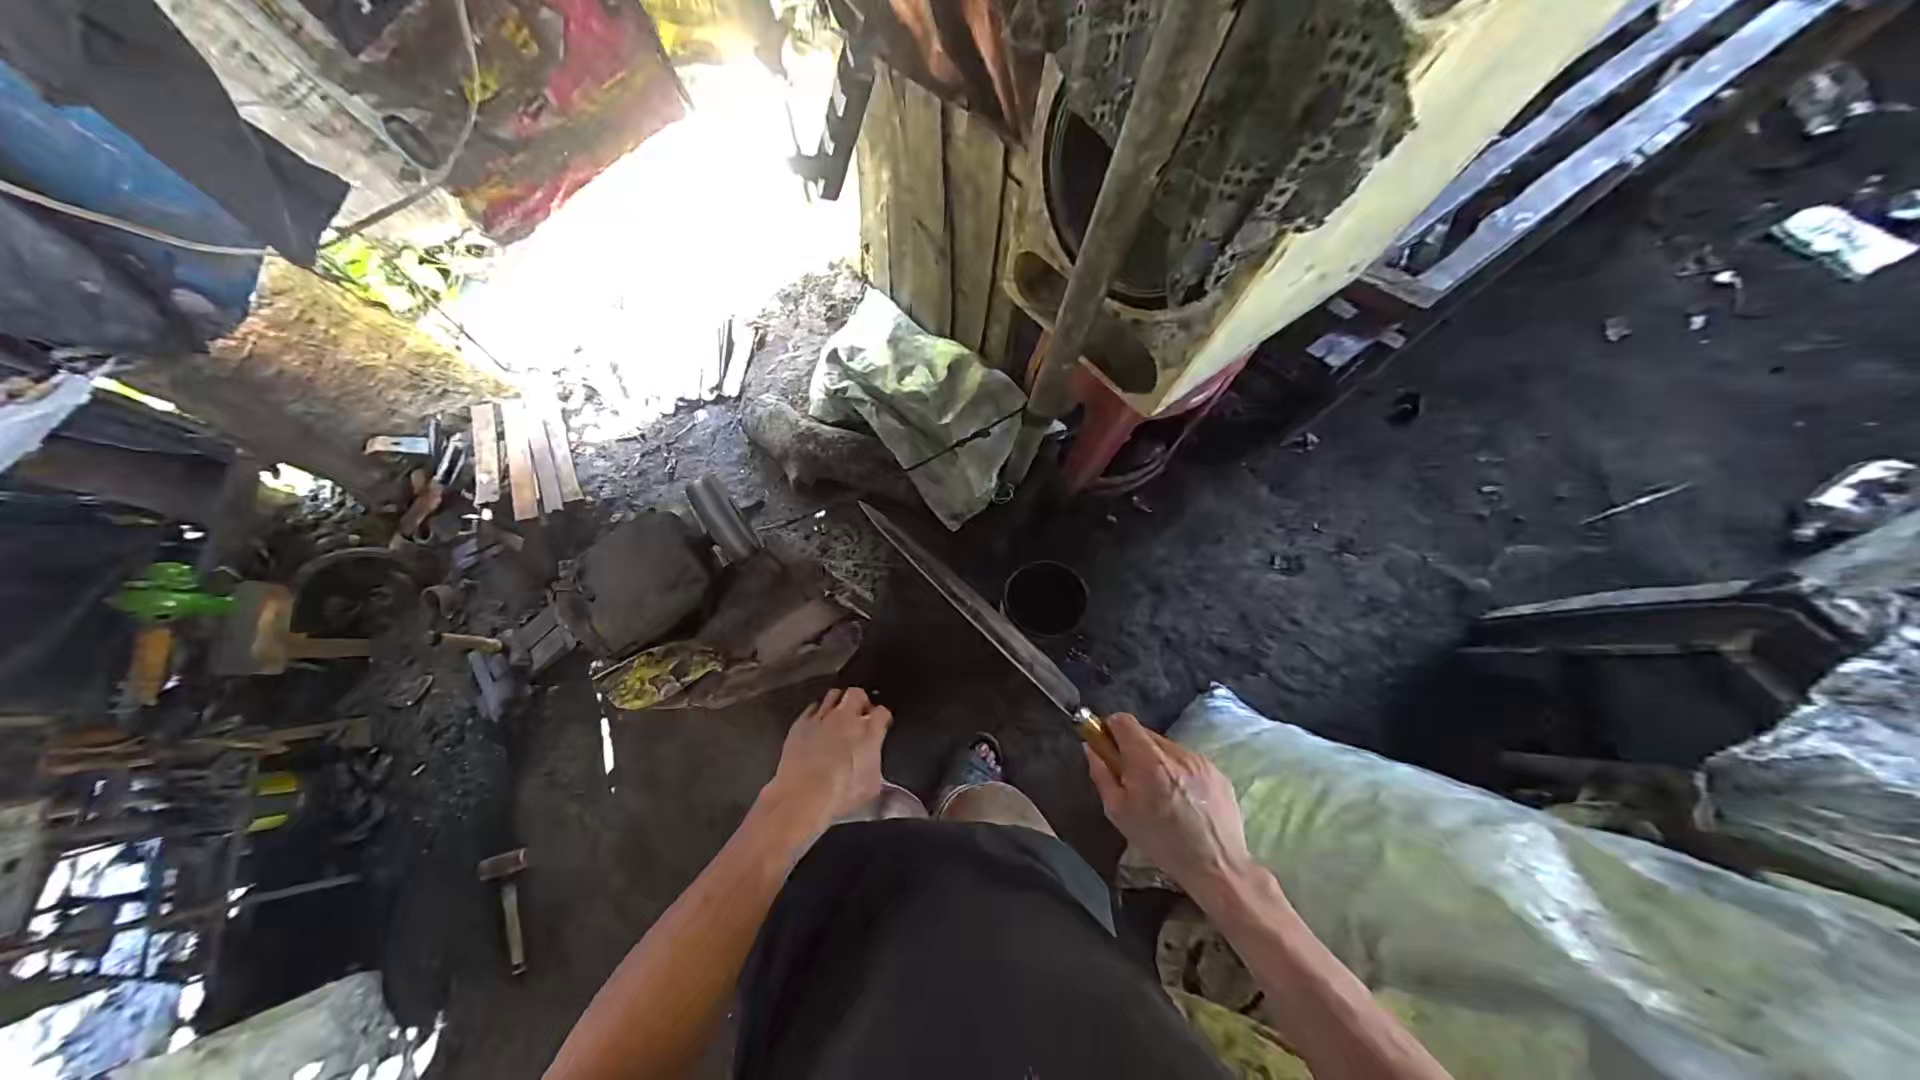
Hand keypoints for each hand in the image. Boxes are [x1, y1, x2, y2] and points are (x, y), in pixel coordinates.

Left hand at [762, 687, 891, 831]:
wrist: (804, 795)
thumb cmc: (838, 793)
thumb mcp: (871, 788)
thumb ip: (879, 772)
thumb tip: (881, 777)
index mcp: (869, 731)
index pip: (882, 712)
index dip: (883, 718)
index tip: (881, 724)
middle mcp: (846, 719)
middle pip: (858, 694)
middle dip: (861, 701)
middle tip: (861, 712)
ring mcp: (822, 719)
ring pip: (834, 695)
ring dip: (839, 701)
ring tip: (839, 713)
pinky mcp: (801, 724)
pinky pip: (812, 708)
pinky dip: (817, 712)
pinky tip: (818, 723)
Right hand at [1085, 712, 1257, 898]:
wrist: (1216, 866)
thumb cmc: (1160, 841)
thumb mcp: (1118, 812)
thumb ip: (1101, 774)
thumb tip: (1091, 748)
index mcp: (1147, 759)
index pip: (1122, 720)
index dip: (1110, 730)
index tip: (1109, 750)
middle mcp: (1174, 751)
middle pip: (1145, 733)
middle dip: (1133, 749)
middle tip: (1133, 779)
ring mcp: (1199, 760)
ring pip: (1167, 748)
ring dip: (1157, 761)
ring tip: (1162, 795)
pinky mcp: (1217, 771)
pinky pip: (1189, 761)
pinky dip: (1180, 772)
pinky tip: (1184, 801)